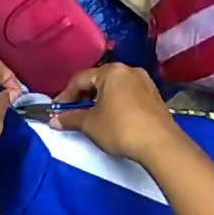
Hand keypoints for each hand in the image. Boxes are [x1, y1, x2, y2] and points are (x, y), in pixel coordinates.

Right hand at [51, 63, 183, 163]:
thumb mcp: (90, 124)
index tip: (56, 109)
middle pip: (98, 80)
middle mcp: (129, 70)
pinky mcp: (155, 96)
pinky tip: (111, 117)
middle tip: (72, 111)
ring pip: (114, 87)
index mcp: (111, 71)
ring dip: (100, 99)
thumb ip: (70, 118)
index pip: (80, 79)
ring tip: (91, 115)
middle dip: (83, 96)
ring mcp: (145, 82)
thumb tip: (53, 120)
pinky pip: (128, 94)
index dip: (65, 95)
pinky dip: (115, 102)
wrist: (160, 144)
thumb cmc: (120, 128)